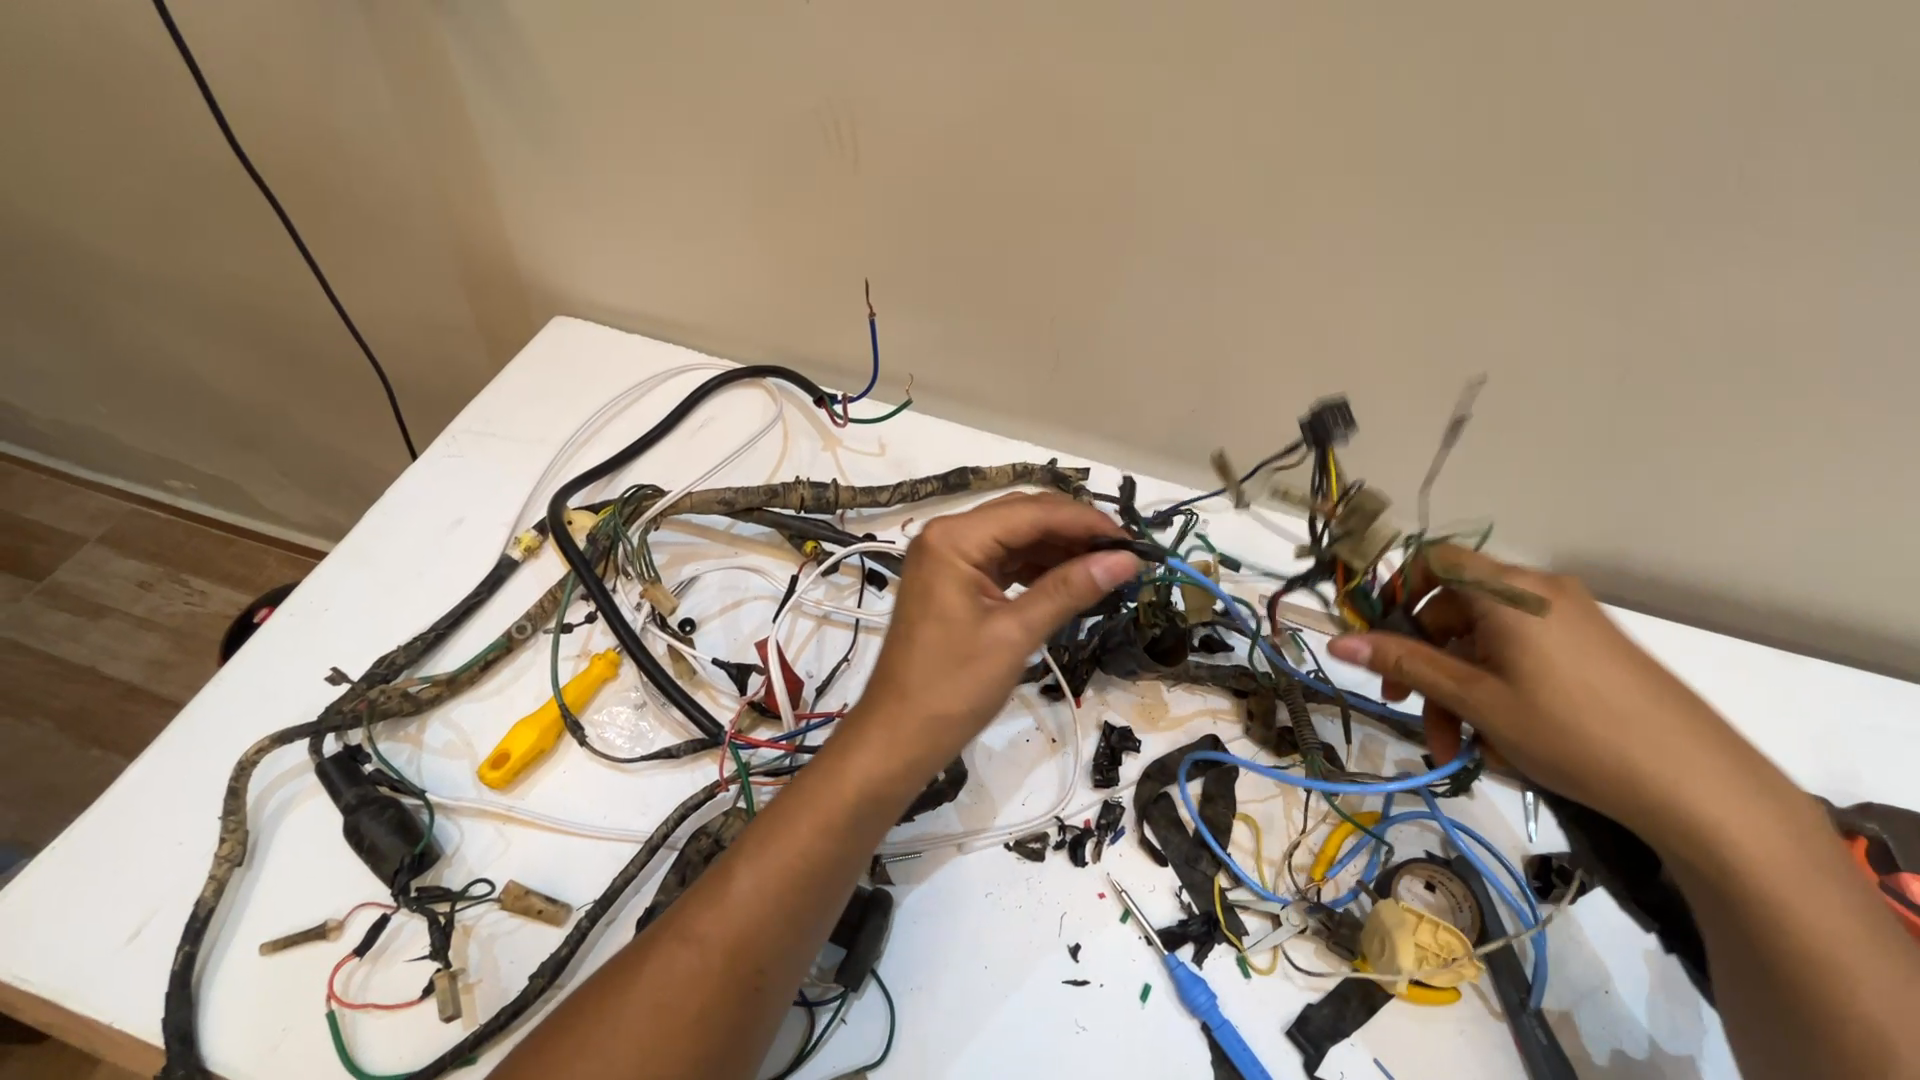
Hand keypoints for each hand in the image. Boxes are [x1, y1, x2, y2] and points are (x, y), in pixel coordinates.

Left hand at [838, 493, 1139, 778]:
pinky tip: (1071, 581)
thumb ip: (1069, 590)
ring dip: (1059, 550)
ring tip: (1106, 569)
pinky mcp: (952, 582)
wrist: (899, 735)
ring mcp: (946, 558)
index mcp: (954, 538)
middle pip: (1023, 516)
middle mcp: (946, 535)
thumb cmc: (952, 688)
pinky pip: (1002, 561)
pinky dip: (1037, 568)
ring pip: (1015, 537)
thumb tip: (1127, 560)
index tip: (1134, 542)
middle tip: (1125, 556)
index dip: (1086, 523)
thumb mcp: (1015, 635)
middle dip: (1075, 532)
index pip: (1032, 513)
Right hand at [1326, 546, 1765, 843]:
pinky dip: (1495, 692)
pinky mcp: (1590, 652)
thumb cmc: (1571, 732)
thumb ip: (1405, 665)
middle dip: (1424, 663)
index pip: (1434, 560)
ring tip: (1456, 749)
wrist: (1698, 785)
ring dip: (1456, 691)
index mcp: (1509, 592)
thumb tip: (1336, 641)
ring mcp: (1569, 622)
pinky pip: (1520, 658)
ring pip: (1484, 644)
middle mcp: (1538, 593)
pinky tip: (1497, 743)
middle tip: (1408, 712)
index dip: (1396, 591)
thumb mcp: (1475, 699)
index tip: (1378, 640)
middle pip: (1454, 611)